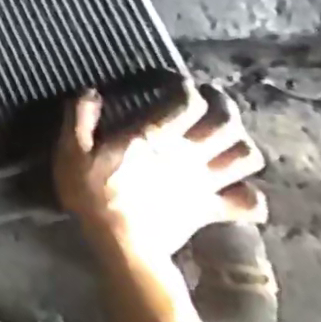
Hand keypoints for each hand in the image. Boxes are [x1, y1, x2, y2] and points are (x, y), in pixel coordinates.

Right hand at [54, 83, 266, 266]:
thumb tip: (90, 92)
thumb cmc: (91, 193)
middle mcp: (189, 155)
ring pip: (246, 157)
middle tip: (209, 97)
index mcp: (155, 138)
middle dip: (222, 104)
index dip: (183, 86)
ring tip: (225, 137)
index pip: (186, 102)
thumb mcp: (71, 150)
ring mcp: (206, 183)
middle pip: (227, 123)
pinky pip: (250, 201)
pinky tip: (236, 187)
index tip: (172, 80)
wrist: (120, 242)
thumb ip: (80, 118)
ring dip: (241, 142)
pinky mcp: (212, 209)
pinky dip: (249, 193)